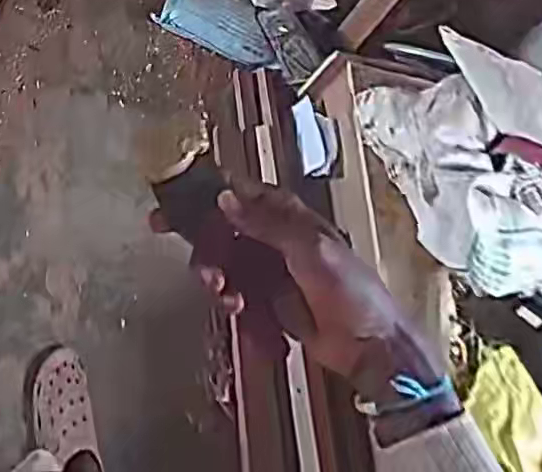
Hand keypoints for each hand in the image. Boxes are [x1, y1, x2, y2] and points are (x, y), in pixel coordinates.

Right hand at [155, 182, 460, 444]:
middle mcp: (268, 232)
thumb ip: (266, 222)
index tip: (168, 209)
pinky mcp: (263, 293)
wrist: (373, 350)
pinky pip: (232, 287)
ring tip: (224, 296)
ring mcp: (264, 263)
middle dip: (204, 249)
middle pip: (217, 228)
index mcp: (282, 211)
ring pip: (220, 260)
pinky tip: (238, 309)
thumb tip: (224, 196)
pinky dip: (229, 298)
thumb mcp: (311, 248)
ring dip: (215, 277)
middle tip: (202, 273)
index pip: (232, 192)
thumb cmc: (351, 290)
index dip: (198, 196)